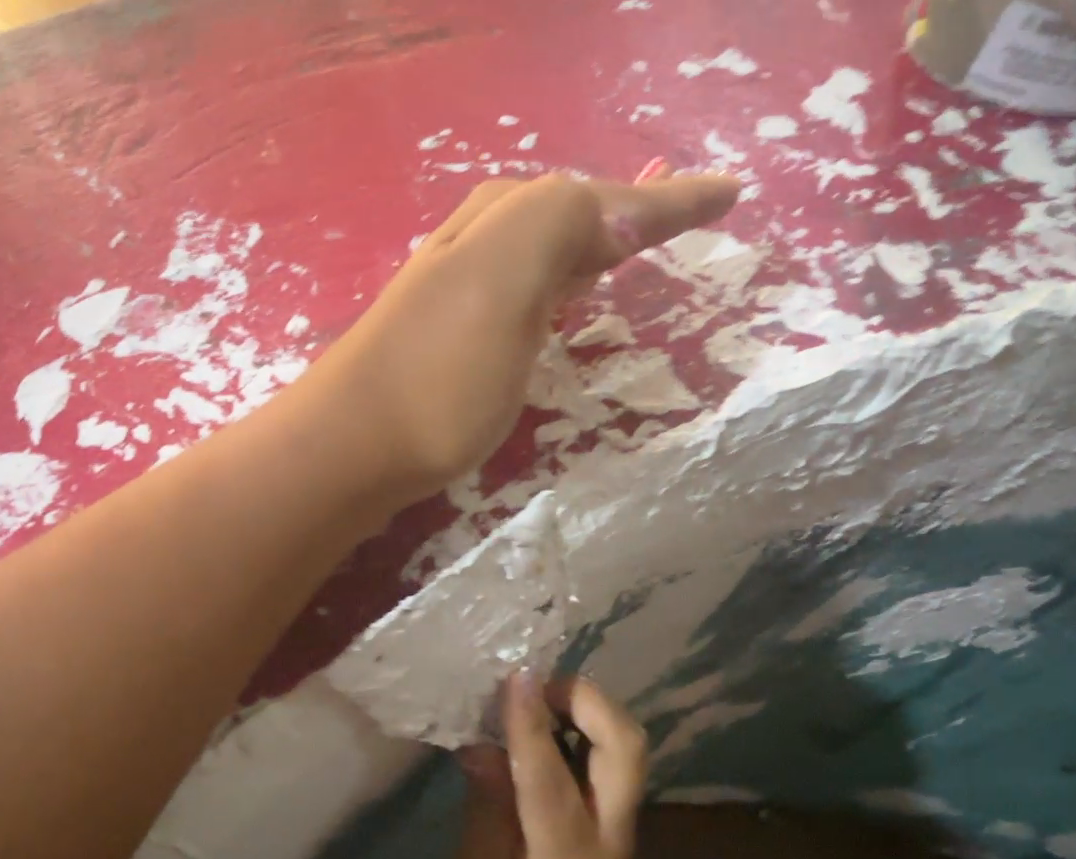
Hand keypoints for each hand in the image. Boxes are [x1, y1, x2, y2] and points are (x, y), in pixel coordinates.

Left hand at [319, 168, 739, 498]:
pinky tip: (560, 302)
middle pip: (569, 209)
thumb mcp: (501, 287)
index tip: (728, 193)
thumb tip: (623, 210)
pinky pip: (523, 287)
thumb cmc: (436, 378)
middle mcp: (478, 244)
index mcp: (504, 224)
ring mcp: (458, 291)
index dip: (668, 198)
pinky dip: (557, 280)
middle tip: (680, 218)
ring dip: (590, 240)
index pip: (601, 197)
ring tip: (633, 251)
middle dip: (628, 208)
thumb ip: (558, 226)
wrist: (347, 448)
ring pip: (541, 246)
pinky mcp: (448, 338)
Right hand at [454, 672, 648, 858]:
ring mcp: (628, 817)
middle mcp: (611, 833)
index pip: (550, 784)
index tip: (514, 677)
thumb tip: (481, 744)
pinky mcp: (626, 802)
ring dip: (588, 703)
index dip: (531, 727)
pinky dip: (588, 716)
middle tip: (534, 686)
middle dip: (585, 700)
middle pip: (625, 748)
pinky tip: (550, 716)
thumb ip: (485, 814)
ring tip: (538, 696)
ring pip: (630, 739)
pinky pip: (618, 744)